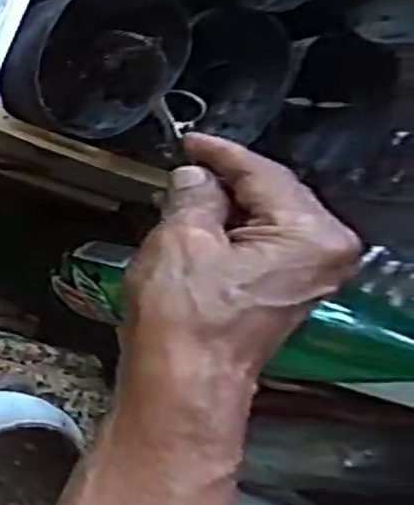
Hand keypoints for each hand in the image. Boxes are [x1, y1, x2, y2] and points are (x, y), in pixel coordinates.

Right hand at [122, 133, 360, 392]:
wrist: (184, 365)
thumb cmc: (184, 306)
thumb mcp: (179, 240)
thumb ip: (192, 200)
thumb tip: (194, 176)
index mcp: (311, 235)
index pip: (267, 177)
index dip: (223, 154)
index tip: (190, 139)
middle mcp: (325, 253)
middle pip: (275, 197)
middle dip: (227, 179)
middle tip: (181, 163)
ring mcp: (306, 274)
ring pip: (264, 221)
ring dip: (222, 205)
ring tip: (180, 191)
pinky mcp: (280, 289)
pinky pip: (257, 243)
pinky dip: (224, 228)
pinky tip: (192, 223)